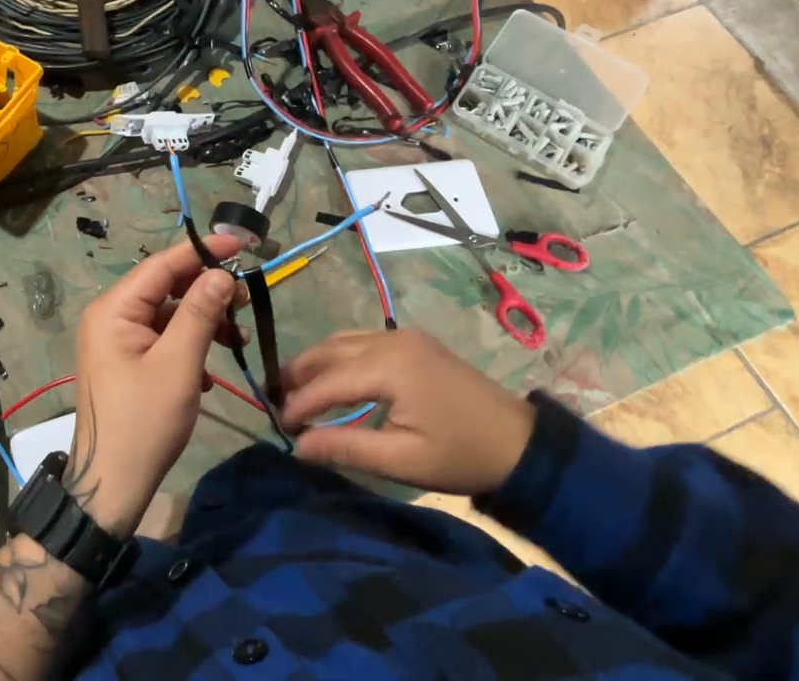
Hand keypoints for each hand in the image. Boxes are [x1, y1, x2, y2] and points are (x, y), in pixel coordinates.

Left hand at [67, 236, 239, 536]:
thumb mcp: (179, 364)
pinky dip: (188, 347)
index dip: (202, 252)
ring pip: (167, 316)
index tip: (241, 244)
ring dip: (203, 323)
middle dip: (207, 291)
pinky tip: (208, 374)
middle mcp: (110, 317)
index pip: (161, 265)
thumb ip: (200, 313)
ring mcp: (116, 342)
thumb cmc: (144, 421)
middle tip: (247, 299)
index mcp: (113, 309)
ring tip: (238, 338)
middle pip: (164, 288)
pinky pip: (162, 341)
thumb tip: (220, 274)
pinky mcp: (126, 364)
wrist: (112, 484)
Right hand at [280, 329, 534, 494]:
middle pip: (329, 350)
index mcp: (389, 366)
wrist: (522, 444)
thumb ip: (346, 447)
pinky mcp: (413, 341)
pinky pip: (361, 340)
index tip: (280, 425)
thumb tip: (297, 445)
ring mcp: (404, 336)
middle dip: (298, 374)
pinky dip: (338, 356)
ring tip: (296, 389)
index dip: (299, 403)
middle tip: (276, 401)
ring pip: (343, 340)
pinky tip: (331, 377)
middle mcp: (391, 340)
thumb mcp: (402, 461)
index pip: (327, 380)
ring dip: (316, 362)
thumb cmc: (461, 456)